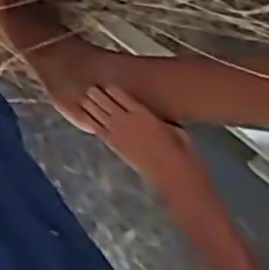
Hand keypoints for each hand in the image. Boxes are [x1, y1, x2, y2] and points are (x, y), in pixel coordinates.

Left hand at [83, 86, 202, 186]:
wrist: (176, 180)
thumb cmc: (183, 158)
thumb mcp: (177, 133)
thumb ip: (163, 122)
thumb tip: (160, 120)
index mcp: (142, 113)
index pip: (116, 91)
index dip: (110, 88)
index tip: (108, 88)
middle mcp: (125, 117)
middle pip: (99, 96)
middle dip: (94, 92)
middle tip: (93, 92)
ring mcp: (115, 129)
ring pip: (91, 107)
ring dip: (88, 103)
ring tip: (87, 101)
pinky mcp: (110, 142)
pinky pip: (91, 124)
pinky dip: (86, 118)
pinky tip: (84, 115)